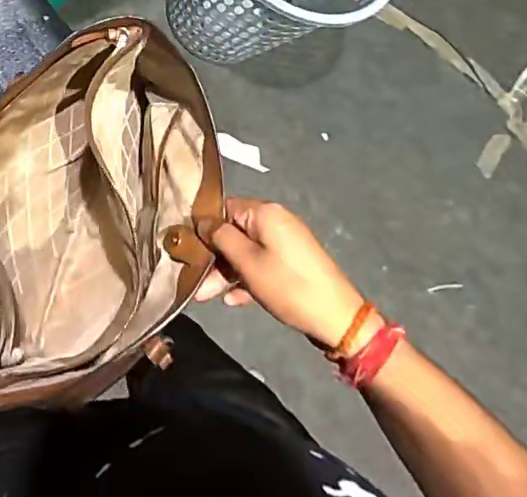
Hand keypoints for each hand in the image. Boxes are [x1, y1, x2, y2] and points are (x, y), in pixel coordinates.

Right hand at [194, 197, 370, 350]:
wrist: (339, 320)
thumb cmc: (288, 286)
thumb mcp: (247, 262)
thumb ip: (221, 237)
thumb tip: (202, 222)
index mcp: (264, 212)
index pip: (223, 208)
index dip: (204, 227)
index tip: (187, 248)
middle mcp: (275, 221)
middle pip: (233, 231)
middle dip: (214, 257)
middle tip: (197, 282)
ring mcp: (285, 242)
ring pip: (245, 251)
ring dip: (226, 271)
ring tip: (208, 297)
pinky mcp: (292, 262)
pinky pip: (261, 263)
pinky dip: (246, 278)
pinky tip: (233, 299)